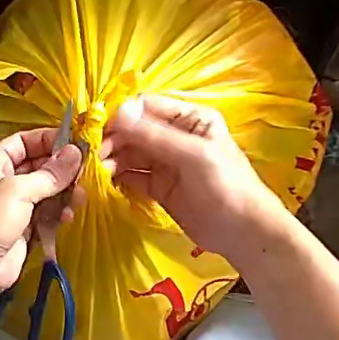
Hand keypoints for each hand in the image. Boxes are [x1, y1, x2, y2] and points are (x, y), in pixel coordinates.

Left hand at [0, 128, 83, 319]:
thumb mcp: (17, 191)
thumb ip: (49, 173)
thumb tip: (76, 152)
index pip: (23, 141)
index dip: (48, 139)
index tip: (75, 142)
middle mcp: (2, 180)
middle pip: (38, 165)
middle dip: (61, 168)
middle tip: (85, 170)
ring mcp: (14, 204)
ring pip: (46, 190)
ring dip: (64, 192)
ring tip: (79, 196)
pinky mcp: (25, 226)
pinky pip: (47, 212)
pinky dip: (59, 212)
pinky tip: (68, 216)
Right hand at [102, 94, 287, 258]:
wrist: (243, 232)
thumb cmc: (226, 187)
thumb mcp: (192, 156)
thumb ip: (155, 135)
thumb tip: (119, 113)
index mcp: (190, 119)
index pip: (147, 107)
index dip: (122, 116)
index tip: (100, 130)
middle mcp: (176, 136)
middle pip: (134, 130)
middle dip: (113, 140)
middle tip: (95, 155)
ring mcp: (166, 163)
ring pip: (130, 154)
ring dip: (112, 159)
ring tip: (98, 171)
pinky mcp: (159, 187)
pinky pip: (132, 176)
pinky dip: (118, 177)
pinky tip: (106, 181)